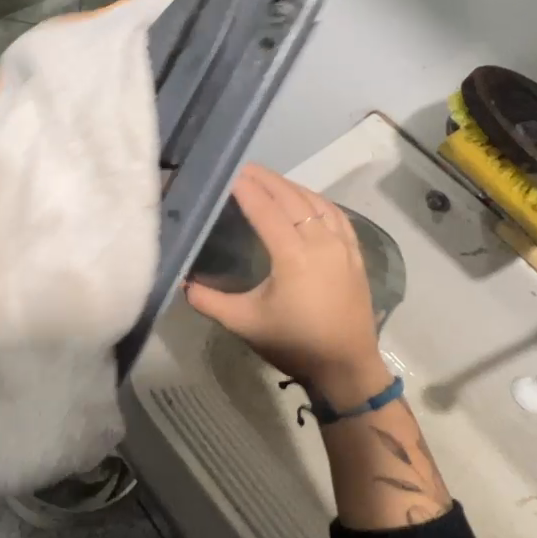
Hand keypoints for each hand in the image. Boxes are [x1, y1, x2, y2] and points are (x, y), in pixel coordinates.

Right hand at [184, 164, 390, 407]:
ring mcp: (343, 247)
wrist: (346, 368)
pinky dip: (316, 201)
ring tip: (267, 180)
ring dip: (290, 187)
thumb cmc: (294, 344)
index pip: (265, 209)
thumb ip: (209, 300)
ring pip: (315, 202)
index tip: (226, 173)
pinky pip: (336, 216)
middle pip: (291, 198)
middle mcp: (320, 242)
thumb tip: (180, 281)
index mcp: (292, 255)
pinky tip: (305, 200)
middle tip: (240, 168)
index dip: (245, 188)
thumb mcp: (244, 324)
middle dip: (265, 180)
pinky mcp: (355, 255)